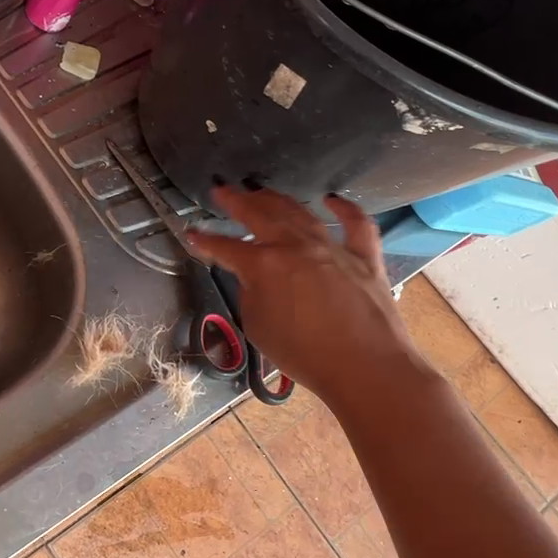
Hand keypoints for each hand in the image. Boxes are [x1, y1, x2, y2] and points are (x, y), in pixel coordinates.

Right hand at [184, 187, 427, 408]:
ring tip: (261, 192)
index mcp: (262, 264)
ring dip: (276, 199)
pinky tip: (331, 199)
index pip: (225, 247)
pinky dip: (344, 208)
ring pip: (299, 213)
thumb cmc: (302, 353)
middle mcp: (295, 246)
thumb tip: (257, 279)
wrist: (366, 367)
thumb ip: (251, 293)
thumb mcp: (256, 325)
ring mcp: (332, 248)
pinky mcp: (365, 258)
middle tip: (222, 190)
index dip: (205, 241)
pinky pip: (356, 224)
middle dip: (236, 201)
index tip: (192, 234)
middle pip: (260, 215)